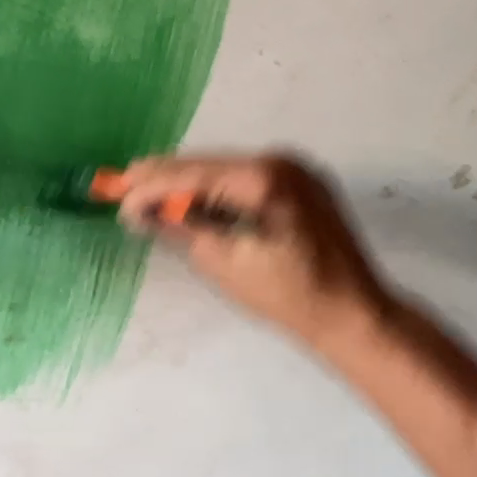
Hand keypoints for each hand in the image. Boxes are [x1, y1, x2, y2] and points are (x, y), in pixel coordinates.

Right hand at [119, 153, 393, 348]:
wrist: (358, 315)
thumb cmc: (290, 297)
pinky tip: (188, 196)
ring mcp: (294, 167)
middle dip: (163, 177)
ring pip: (223, 167)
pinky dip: (214, 187)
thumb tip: (139, 211)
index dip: (151, 186)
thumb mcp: (225, 264)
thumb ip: (181, 227)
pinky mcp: (300, 181)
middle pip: (205, 164)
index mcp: (265, 179)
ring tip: (145, 189)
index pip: (192, 175)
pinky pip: (244, 176)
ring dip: (186, 180)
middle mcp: (280, 160)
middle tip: (120, 184)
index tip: (118, 198)